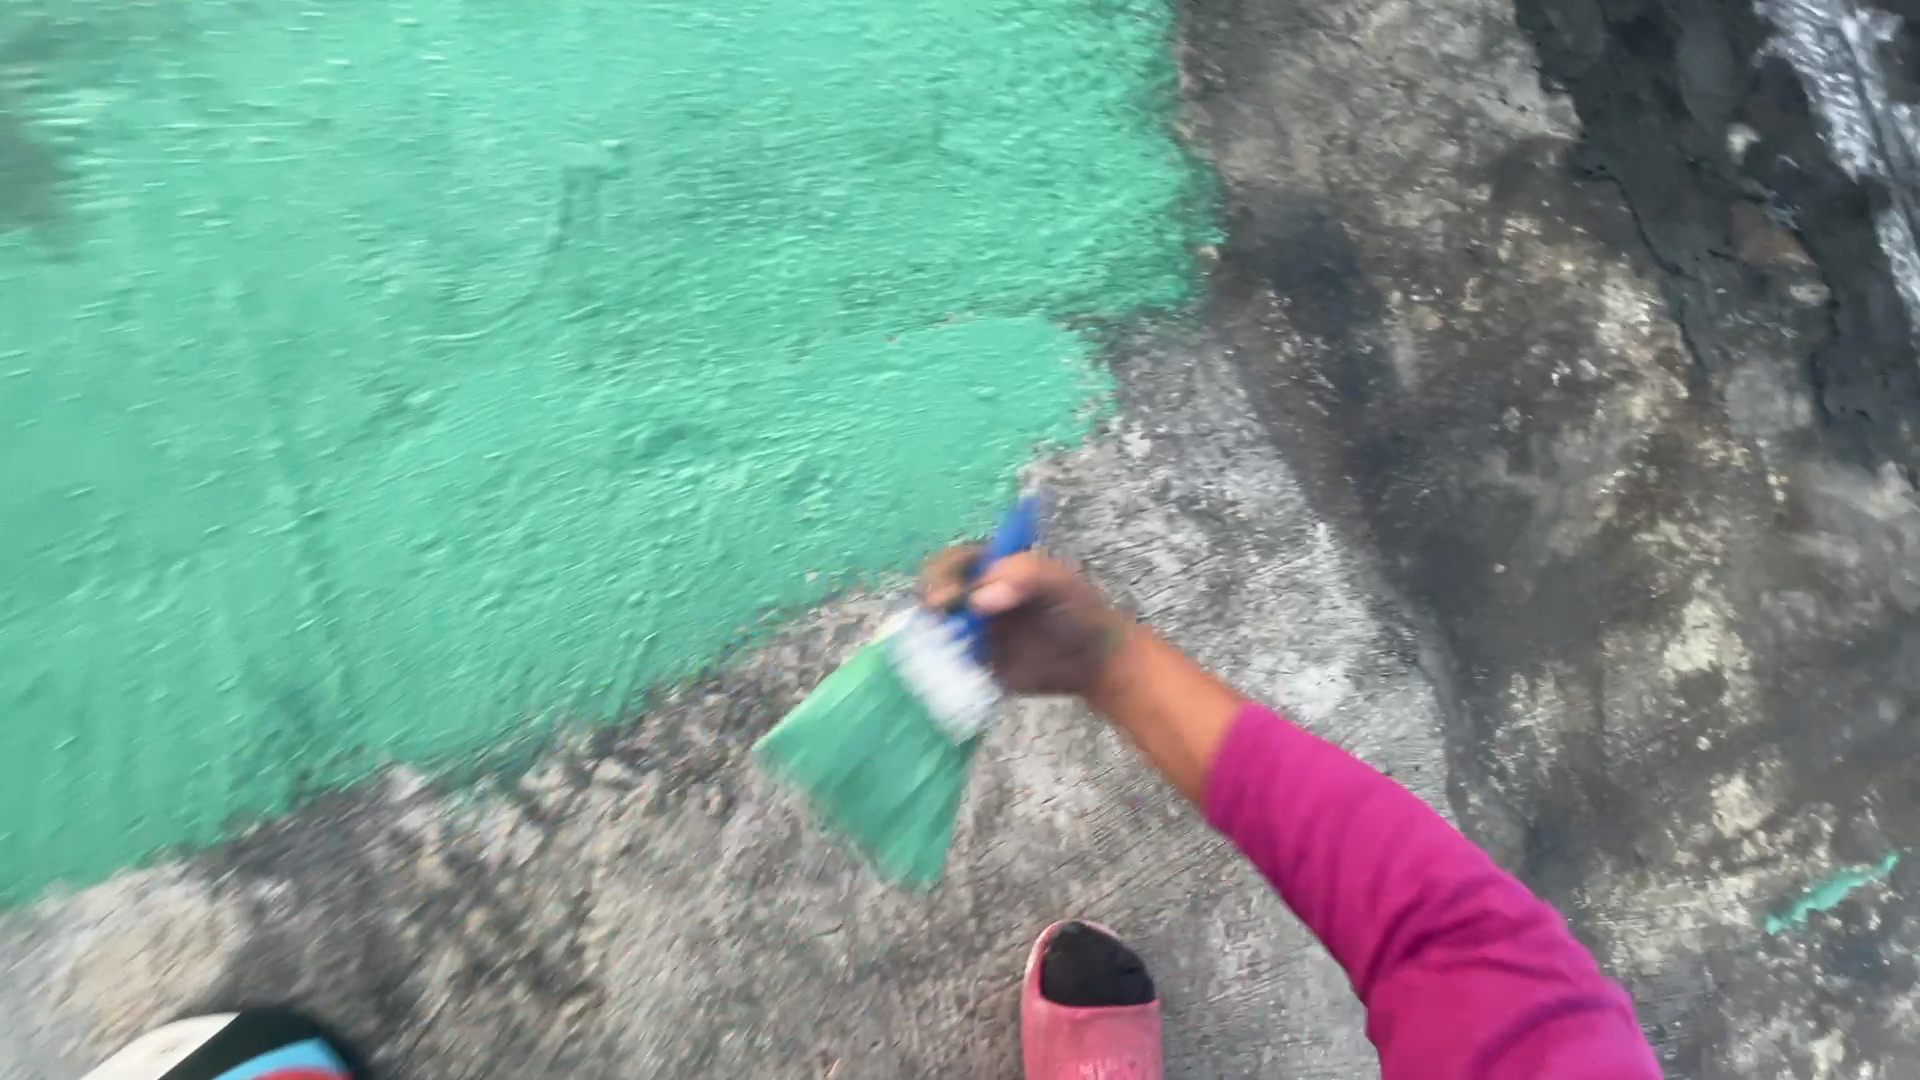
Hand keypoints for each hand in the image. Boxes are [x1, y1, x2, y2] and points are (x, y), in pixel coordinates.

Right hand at [918, 548, 1132, 697]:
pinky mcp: (975, 665)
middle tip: (940, 622)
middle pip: (934, 595)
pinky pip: (949, 666)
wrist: (1095, 660)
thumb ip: (1024, 576)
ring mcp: (971, 633)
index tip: (948, 597)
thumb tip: (979, 600)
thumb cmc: (1079, 611)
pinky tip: (955, 673)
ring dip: (932, 640)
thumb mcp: (1059, 582)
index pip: (952, 563)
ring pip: (935, 632)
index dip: (942, 575)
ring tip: (949, 651)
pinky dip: (944, 669)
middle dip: (930, 607)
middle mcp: (973, 598)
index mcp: (990, 570)